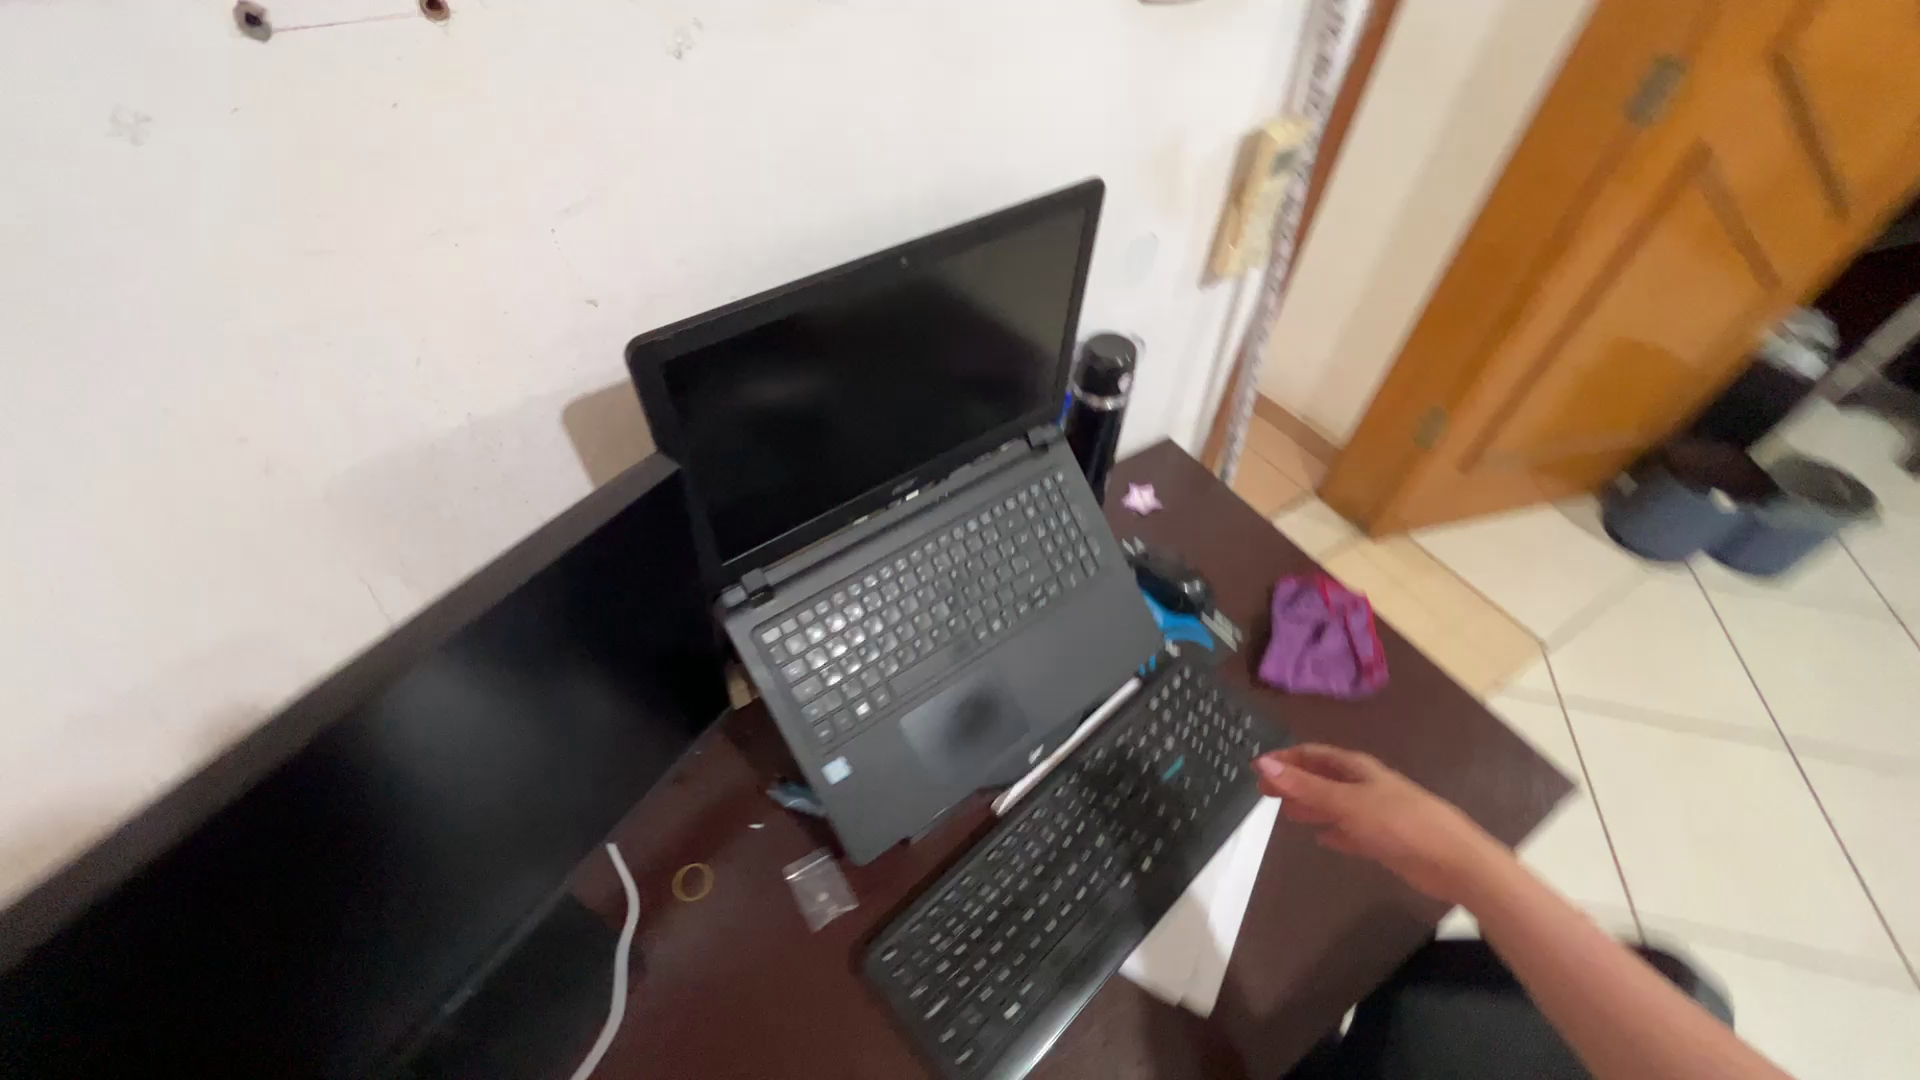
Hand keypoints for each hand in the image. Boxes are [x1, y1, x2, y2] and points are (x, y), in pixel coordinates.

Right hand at [1253, 744, 1504, 903]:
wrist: (1455, 862)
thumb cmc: (1400, 823)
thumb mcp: (1347, 802)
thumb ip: (1304, 786)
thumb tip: (1262, 764)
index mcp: (1357, 769)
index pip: (1313, 754)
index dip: (1285, 758)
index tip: (1258, 767)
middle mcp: (1364, 786)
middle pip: (1321, 778)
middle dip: (1293, 782)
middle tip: (1263, 792)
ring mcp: (1375, 813)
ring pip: (1334, 805)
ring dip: (1310, 806)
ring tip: (1286, 813)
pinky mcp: (1384, 840)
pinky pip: (1350, 832)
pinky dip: (1333, 831)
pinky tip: (1320, 839)